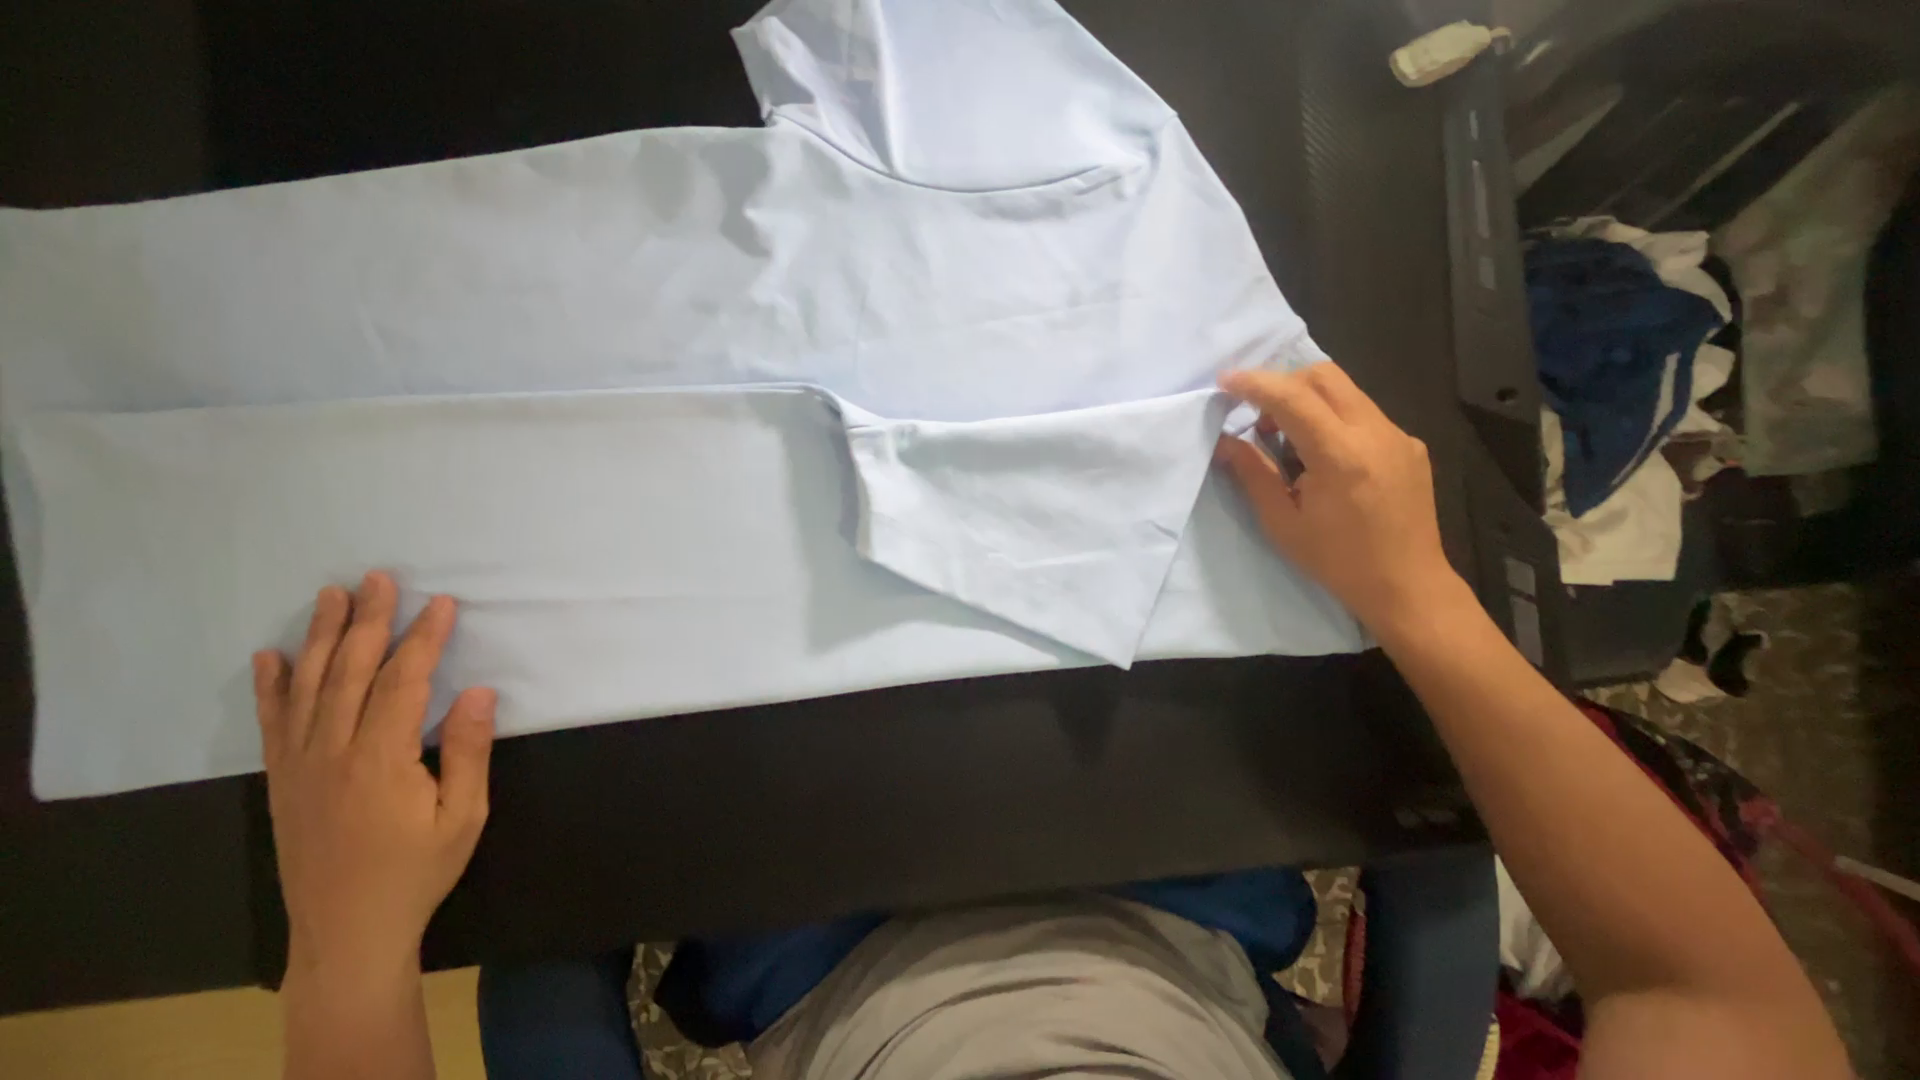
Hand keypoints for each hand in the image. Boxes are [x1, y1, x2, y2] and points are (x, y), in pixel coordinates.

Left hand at [253, 571, 496, 976]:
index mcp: (382, 758)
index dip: (423, 639)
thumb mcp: (464, 817)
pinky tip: (271, 656)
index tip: (441, 604)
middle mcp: (332, 751)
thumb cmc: (416, 872)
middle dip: (368, 621)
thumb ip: (468, 752)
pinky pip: (273, 723)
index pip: (403, 681)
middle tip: (379, 578)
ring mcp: (300, 764)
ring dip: (321, 638)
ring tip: (330, 596)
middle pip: (350, 671)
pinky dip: (271, 686)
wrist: (347, 930)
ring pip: (308, 687)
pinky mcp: (283, 780)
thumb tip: (476, 692)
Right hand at [1215, 363, 1466, 634]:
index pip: (1292, 397)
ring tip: (1290, 443)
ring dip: (1310, 402)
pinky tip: (1327, 462)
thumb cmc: (1337, 561)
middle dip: (1284, 384)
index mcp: (1340, 454)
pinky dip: (1335, 421)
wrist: (1407, 585)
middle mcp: (1375, 433)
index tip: (1225, 382)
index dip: (1255, 384)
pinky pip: (1365, 415)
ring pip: (1347, 391)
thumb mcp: (1282, 522)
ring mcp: (1398, 436)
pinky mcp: (1410, 446)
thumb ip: (1252, 473)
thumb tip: (1224, 441)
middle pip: (1324, 377)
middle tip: (1259, 418)